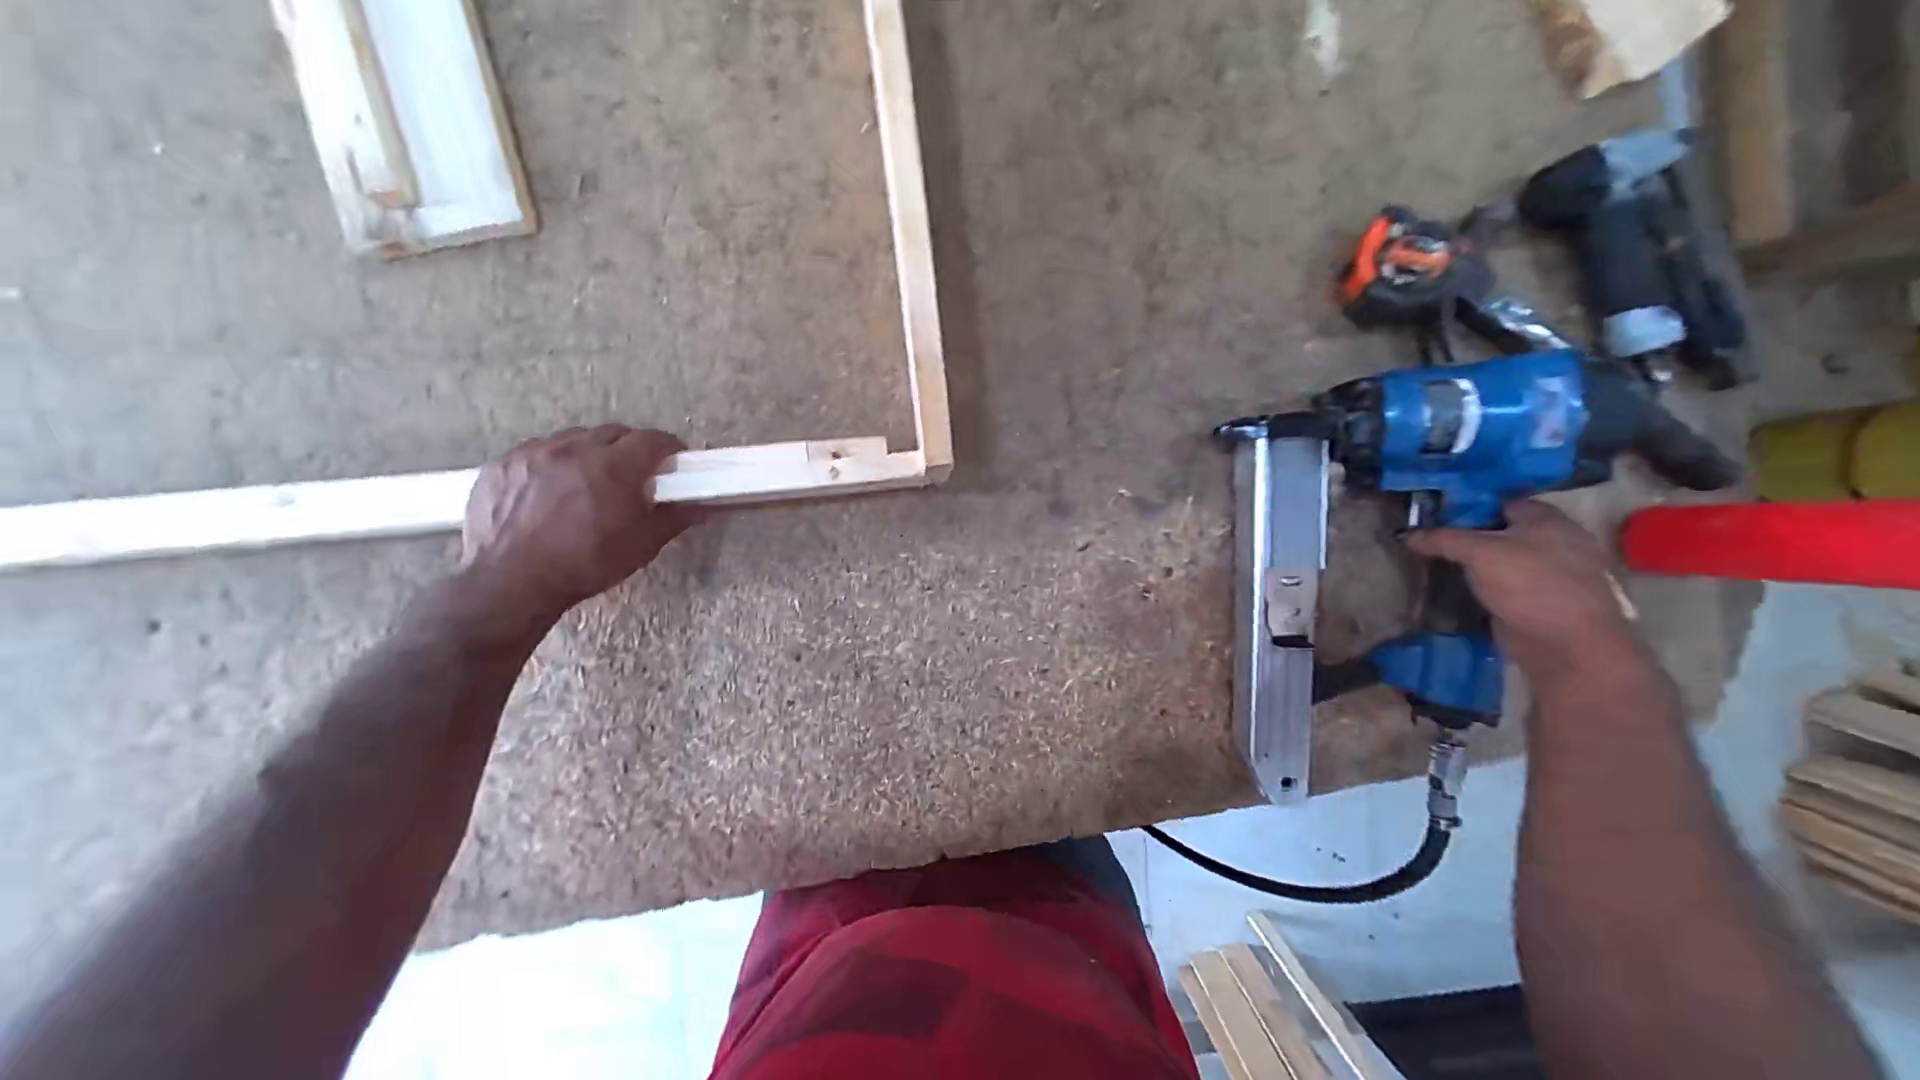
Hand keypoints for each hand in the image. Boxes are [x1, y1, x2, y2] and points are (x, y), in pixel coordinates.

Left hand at [458, 426, 703, 634]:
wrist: (510, 584)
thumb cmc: (585, 565)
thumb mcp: (640, 546)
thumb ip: (673, 519)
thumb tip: (702, 507)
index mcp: (614, 467)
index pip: (652, 439)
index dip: (668, 447)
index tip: (672, 460)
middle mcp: (574, 449)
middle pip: (613, 432)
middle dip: (629, 448)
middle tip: (633, 474)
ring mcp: (533, 453)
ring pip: (574, 438)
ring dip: (590, 451)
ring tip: (589, 479)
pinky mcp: (502, 463)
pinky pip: (537, 451)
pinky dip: (553, 462)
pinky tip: (552, 489)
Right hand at [1405, 500, 1641, 681]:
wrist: (1567, 645)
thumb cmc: (1530, 584)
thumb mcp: (1478, 553)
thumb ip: (1442, 540)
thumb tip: (1406, 535)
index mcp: (1548, 520)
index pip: (1502, 502)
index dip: (1468, 506)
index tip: (1434, 515)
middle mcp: (1555, 542)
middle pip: (1502, 531)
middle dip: (1467, 535)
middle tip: (1428, 539)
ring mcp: (1550, 574)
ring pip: (1502, 560)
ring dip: (1474, 563)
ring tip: (1435, 563)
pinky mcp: (1541, 602)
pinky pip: (1504, 585)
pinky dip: (1483, 585)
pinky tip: (1456, 587)